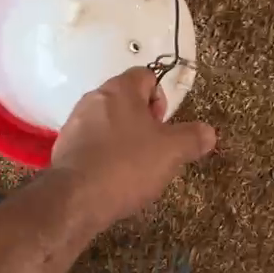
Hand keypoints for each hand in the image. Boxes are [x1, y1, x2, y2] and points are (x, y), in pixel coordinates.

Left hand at [49, 67, 216, 229]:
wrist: (77, 196)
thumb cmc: (127, 165)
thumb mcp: (171, 152)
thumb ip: (192, 138)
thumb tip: (208, 131)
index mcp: (120, 88)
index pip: (146, 75)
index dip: (161, 99)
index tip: (163, 128)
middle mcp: (95, 96)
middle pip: (127, 98)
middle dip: (143, 122)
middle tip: (152, 151)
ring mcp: (76, 119)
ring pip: (108, 120)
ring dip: (123, 137)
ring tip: (132, 168)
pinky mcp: (65, 143)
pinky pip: (91, 140)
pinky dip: (103, 152)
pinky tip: (110, 177)